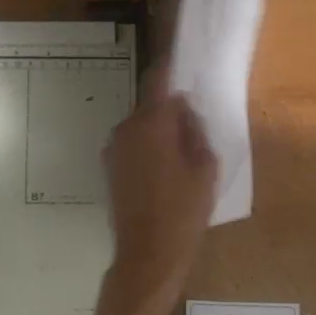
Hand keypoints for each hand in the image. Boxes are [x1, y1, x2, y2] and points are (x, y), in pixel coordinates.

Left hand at [101, 66, 217, 309]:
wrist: (148, 255)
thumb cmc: (183, 212)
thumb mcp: (205, 169)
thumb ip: (195, 132)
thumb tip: (185, 112)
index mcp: (151, 123)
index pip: (159, 79)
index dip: (172, 66)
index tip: (186, 59)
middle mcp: (125, 130)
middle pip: (149, 105)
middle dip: (170, 107)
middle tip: (195, 120)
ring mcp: (113, 150)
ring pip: (140, 127)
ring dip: (159, 130)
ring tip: (183, 151)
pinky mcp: (110, 170)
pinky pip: (132, 146)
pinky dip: (148, 148)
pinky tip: (166, 170)